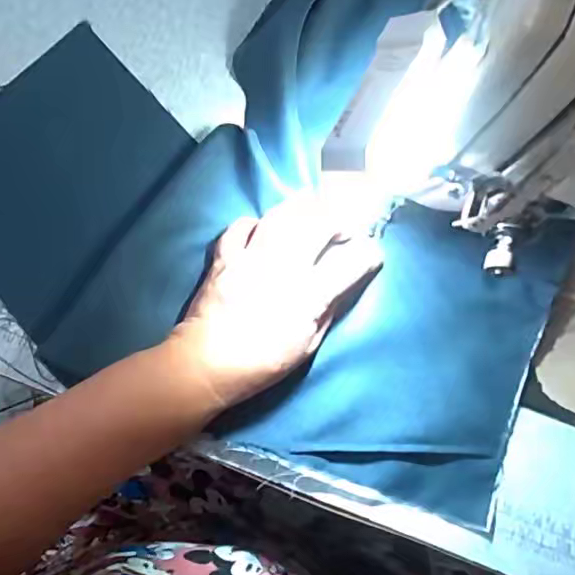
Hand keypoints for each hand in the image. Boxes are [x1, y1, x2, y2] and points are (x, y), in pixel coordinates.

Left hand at [163, 196, 382, 409]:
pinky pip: (240, 227)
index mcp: (308, 295)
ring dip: (303, 209)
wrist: (204, 364)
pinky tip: (261, 228)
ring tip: (313, 211)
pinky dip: (254, 223)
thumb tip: (339, 288)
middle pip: (319, 224)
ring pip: (281, 216)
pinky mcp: (223, 257)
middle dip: (339, 220)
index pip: (351, 262)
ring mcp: (249, 258)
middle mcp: (281, 268)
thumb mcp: (305, 346)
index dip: (368, 256)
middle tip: (345, 228)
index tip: (370, 257)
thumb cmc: (260, 365)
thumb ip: (326, 312)